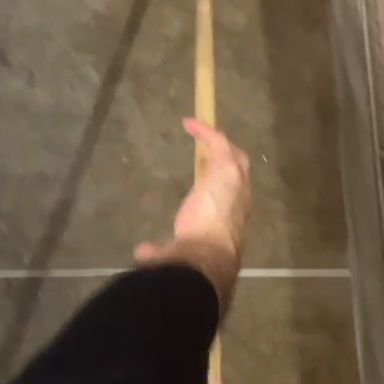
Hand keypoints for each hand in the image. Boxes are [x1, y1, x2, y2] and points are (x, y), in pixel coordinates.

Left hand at [135, 120, 250, 301]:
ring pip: (236, 158)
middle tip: (215, 152)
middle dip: (232, 163)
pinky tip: (189, 124)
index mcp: (232, 223)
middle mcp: (239, 202)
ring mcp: (235, 183)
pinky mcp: (225, 168)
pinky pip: (218, 143)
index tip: (207, 186)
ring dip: (221, 145)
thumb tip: (143, 254)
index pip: (231, 202)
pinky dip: (204, 132)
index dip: (222, 191)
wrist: (210, 255)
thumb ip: (162, 251)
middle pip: (241, 175)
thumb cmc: (200, 259)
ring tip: (206, 134)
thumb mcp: (180, 253)